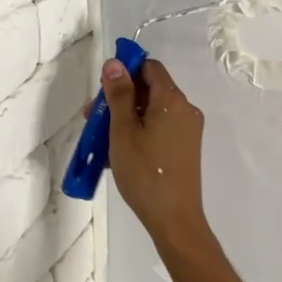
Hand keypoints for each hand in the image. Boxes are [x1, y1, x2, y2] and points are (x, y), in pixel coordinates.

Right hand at [94, 56, 214, 255]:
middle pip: (150, 89)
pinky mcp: (186, 148)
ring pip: (153, 110)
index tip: (103, 88)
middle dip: (120, 97)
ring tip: (102, 139)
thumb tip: (115, 62)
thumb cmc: (144, 172)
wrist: (174, 219)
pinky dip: (140, 130)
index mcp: (172, 99)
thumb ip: (118, 94)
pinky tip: (119, 151)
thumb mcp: (122, 130)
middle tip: (93, 118)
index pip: (150, 67)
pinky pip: (160, 127)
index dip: (126, 70)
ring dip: (127, 116)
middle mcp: (185, 109)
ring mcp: (188, 130)